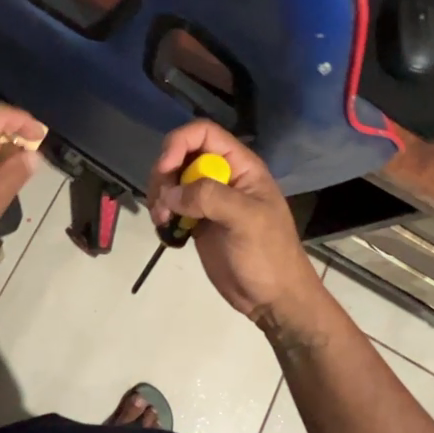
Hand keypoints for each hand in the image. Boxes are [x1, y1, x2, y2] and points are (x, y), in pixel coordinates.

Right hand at [146, 121, 326, 330]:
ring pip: (172, 179)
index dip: (179, 142)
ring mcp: (208, 199)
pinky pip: (170, 205)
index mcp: (241, 166)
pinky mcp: (197, 220)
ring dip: (159, 195)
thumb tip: (170, 194)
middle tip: (161, 203)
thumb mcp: (246, 220)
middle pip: (180, 154)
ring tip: (162, 220)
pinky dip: (162, 213)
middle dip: (164, 174)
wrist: (273, 299)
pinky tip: (166, 231)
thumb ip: (210, 197)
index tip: (165, 168)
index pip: (203, 133)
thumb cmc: (268, 255)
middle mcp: (222, 175)